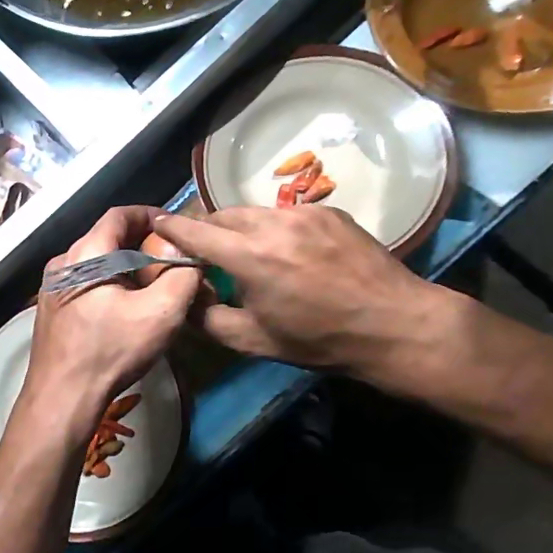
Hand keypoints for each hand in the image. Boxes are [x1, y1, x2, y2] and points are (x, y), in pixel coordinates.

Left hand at [24, 206, 201, 408]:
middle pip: (108, 238)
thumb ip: (182, 276)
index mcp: (85, 253)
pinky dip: (112, 284)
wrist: (62, 398)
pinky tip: (129, 308)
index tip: (177, 228)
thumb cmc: (110, 351)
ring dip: (128, 267)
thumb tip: (190, 255)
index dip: (151, 214)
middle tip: (172, 259)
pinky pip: (87, 283)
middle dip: (143, 243)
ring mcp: (53, 288)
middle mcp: (63, 263)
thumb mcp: (160, 313)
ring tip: (156, 285)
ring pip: (98, 263)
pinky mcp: (53, 310)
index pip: (119, 214)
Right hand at [153, 205, 447, 380]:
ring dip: (240, 228)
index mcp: (249, 257)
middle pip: (222, 215)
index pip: (195, 231)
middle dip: (207, 229)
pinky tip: (287, 252)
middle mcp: (273, 224)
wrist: (395, 325)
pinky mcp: (330, 212)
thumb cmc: (319, 339)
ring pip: (254, 211)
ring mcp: (304, 214)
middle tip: (205, 251)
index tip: (157, 225)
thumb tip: (183, 298)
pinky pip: (286, 214)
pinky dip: (274, 228)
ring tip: (247, 252)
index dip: (171, 228)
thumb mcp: (253, 341)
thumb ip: (207, 318)